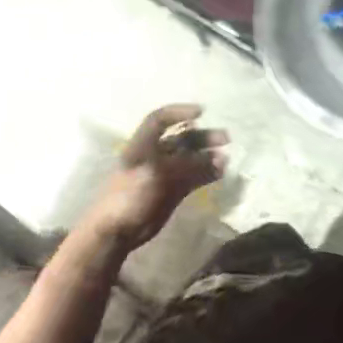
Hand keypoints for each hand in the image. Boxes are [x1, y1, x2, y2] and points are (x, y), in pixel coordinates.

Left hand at [80, 104, 227, 252]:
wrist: (117, 230)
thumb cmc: (129, 197)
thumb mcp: (158, 175)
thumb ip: (188, 165)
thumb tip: (220, 160)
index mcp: (143, 145)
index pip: (160, 120)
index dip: (179, 112)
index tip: (202, 112)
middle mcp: (155, 155)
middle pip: (181, 138)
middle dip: (202, 136)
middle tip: (225, 138)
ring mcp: (165, 174)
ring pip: (191, 158)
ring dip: (208, 156)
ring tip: (226, 158)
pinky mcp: (173, 190)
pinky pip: (194, 177)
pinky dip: (207, 173)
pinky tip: (221, 172)